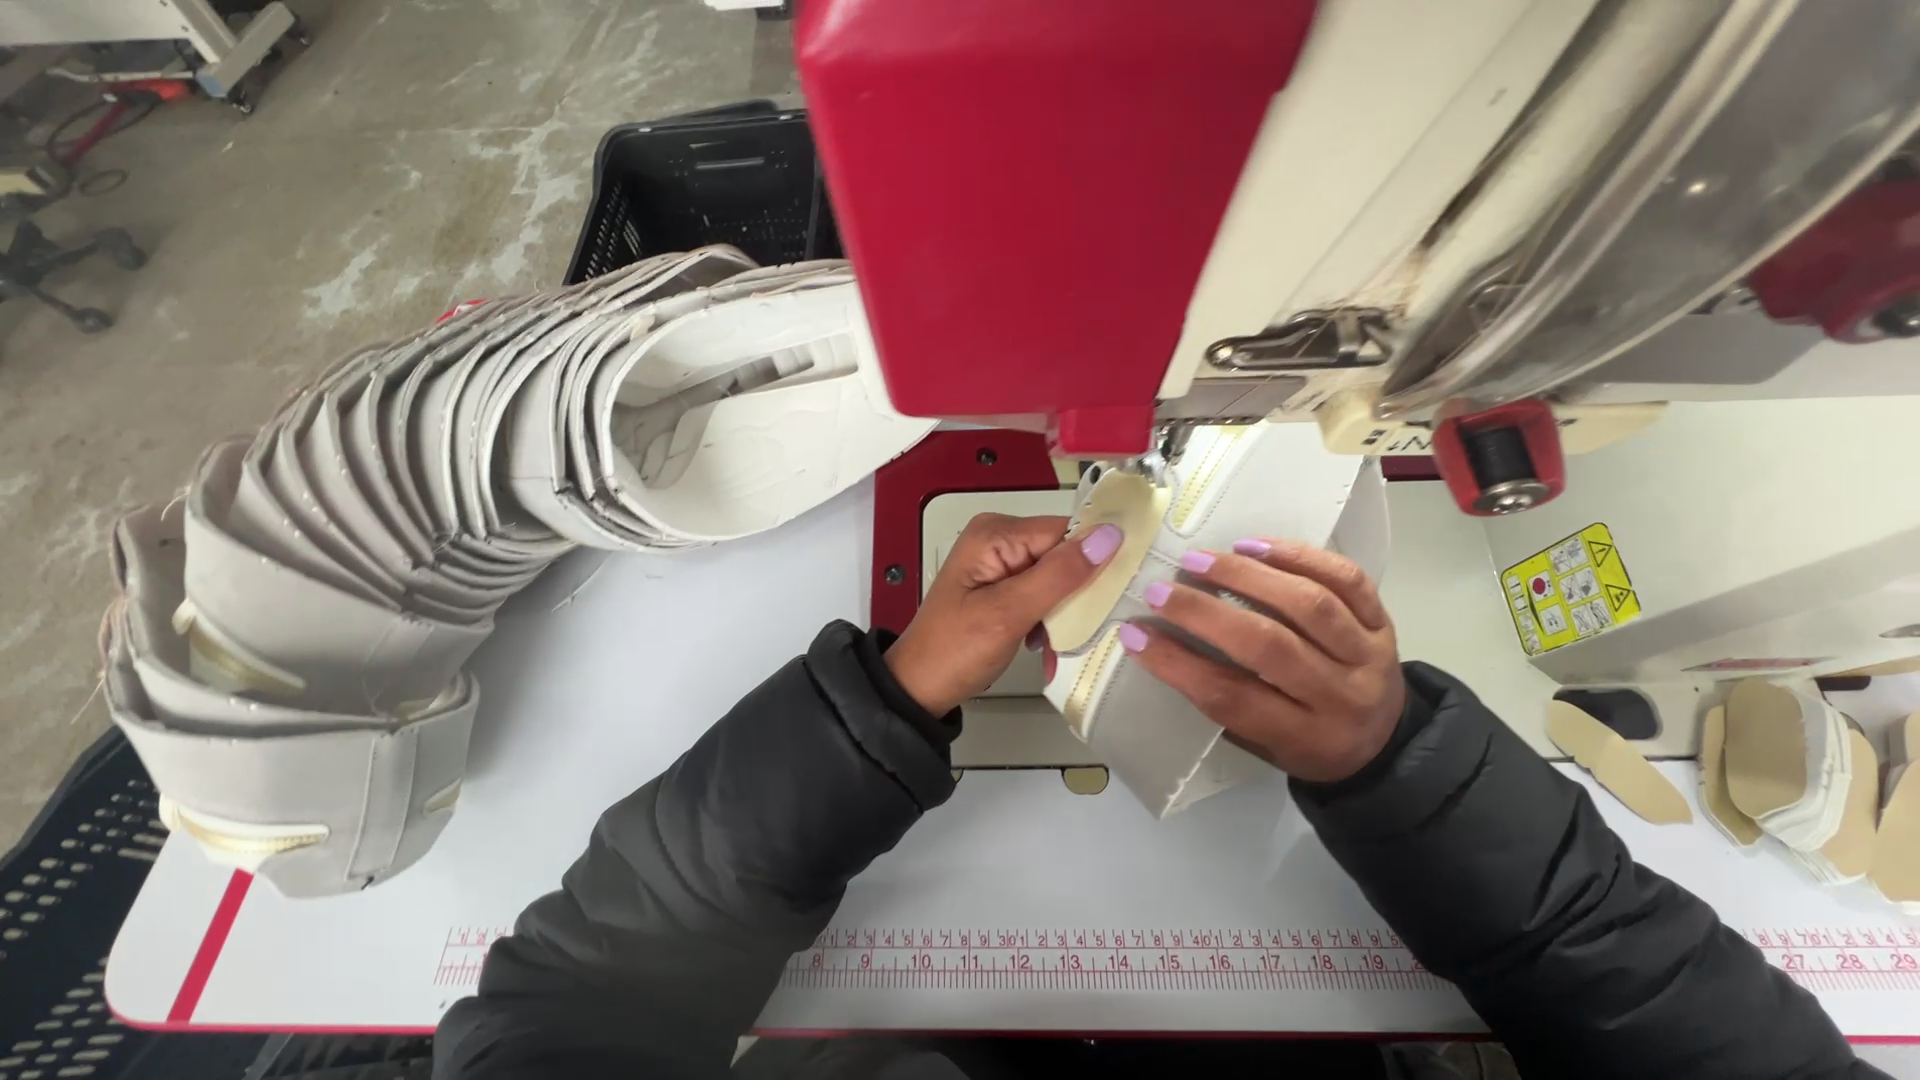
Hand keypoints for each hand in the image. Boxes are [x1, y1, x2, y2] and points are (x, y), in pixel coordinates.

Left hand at [886, 514, 1122, 715]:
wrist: (918, 688)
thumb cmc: (955, 651)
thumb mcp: (1008, 613)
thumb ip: (1059, 575)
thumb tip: (1110, 536)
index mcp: (996, 533)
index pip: (1066, 532)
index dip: (1094, 561)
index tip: (1116, 595)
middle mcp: (999, 539)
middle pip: (1064, 555)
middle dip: (1077, 595)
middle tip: (1081, 631)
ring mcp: (1000, 564)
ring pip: (1058, 579)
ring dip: (1064, 615)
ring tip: (1055, 646)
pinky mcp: (1003, 588)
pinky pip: (1043, 595)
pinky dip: (1048, 621)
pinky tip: (1043, 647)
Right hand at [1118, 539, 1404, 782]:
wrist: (1385, 744)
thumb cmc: (1304, 743)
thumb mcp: (1261, 742)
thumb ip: (1219, 699)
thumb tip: (1157, 642)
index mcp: (1303, 738)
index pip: (1231, 697)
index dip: (1176, 664)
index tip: (1133, 634)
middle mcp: (1341, 697)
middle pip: (1268, 646)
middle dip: (1205, 613)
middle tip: (1160, 590)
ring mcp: (1369, 655)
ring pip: (1308, 605)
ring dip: (1246, 576)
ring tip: (1201, 559)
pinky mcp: (1384, 621)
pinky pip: (1346, 579)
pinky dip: (1298, 556)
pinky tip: (1254, 544)